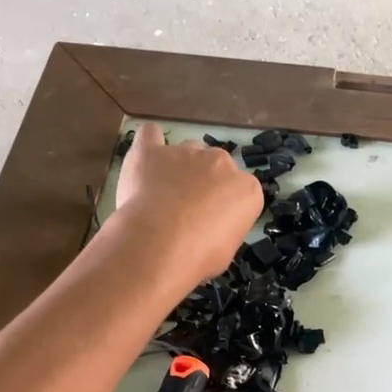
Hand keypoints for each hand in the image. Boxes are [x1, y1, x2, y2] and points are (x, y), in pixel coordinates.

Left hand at [108, 123, 260, 290]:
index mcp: (246, 189)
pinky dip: (149, 144)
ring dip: (180, 167)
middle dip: (205, 184)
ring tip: (164, 195)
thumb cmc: (199, 256)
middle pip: (216, 166)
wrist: (159, 246)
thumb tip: (209, 229)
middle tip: (189, 211)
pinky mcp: (152, 150)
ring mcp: (186, 152)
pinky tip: (146, 160)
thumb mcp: (226, 251)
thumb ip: (223, 228)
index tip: (215, 224)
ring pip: (187, 152)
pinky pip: (151, 135)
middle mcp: (221, 163)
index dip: (226, 208)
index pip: (241, 192)